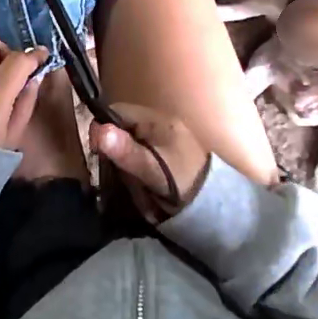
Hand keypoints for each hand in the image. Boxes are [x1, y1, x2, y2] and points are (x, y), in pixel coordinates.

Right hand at [90, 102, 210, 219]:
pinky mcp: (171, 153)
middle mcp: (162, 123)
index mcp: (158, 120)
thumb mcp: (152, 170)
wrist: (220, 207)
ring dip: (128, 165)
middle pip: (122, 129)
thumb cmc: (185, 184)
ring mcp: (167, 138)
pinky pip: (144, 155)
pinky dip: (139, 170)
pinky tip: (144, 186)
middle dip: (117, 152)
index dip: (103, 129)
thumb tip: (97, 130)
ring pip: (131, 144)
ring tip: (136, 185)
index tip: (99, 154)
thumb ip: (125, 151)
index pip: (117, 111)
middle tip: (120, 175)